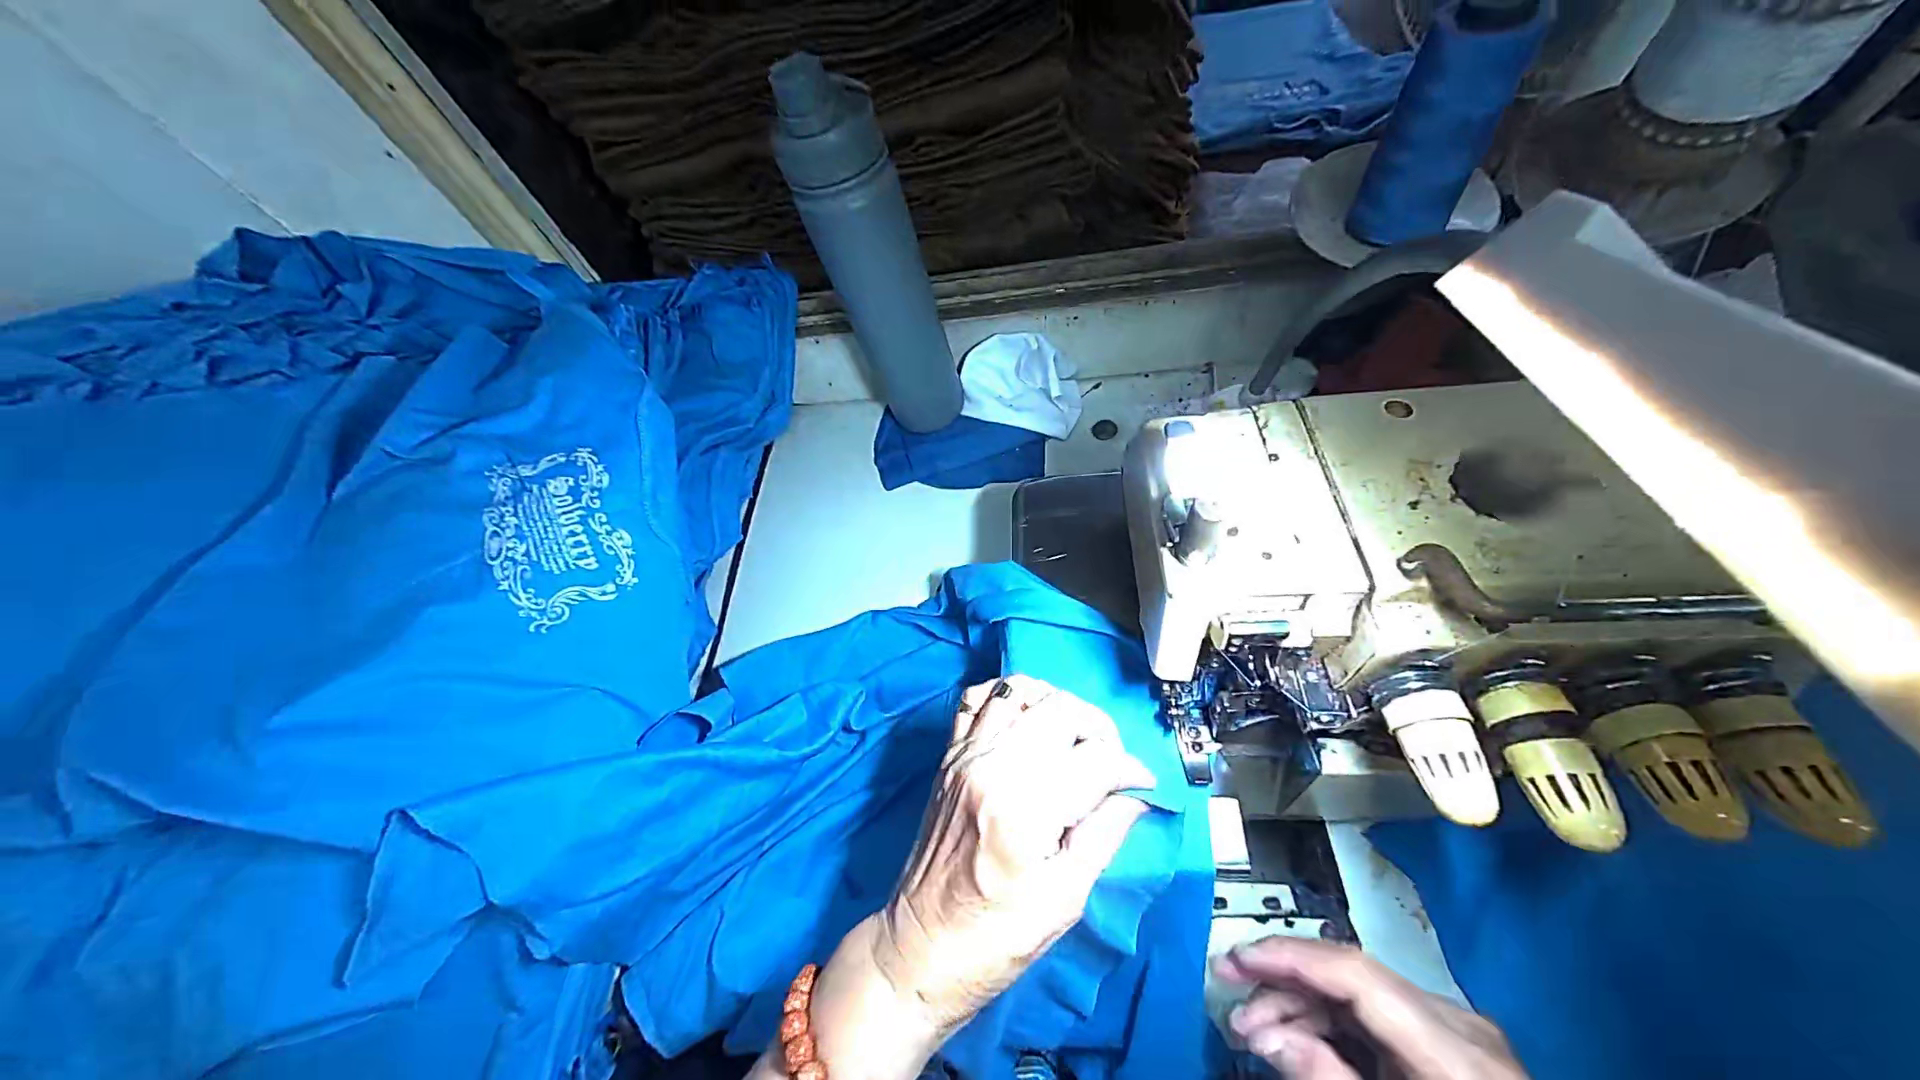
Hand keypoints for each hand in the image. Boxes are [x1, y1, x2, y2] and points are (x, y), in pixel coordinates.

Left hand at [875, 675, 1155, 1030]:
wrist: (920, 947)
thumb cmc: (991, 939)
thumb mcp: (1062, 900)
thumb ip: (1103, 836)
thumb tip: (1134, 796)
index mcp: (1023, 809)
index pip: (1095, 758)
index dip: (1129, 769)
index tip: (1140, 784)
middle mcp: (991, 768)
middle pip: (1061, 710)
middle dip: (1099, 729)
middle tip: (1110, 762)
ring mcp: (965, 757)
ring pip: (1020, 693)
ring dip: (1058, 706)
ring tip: (1074, 738)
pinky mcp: (948, 758)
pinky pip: (975, 699)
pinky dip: (1007, 696)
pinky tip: (1026, 717)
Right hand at [1215, 937, 1529, 1079]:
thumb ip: (1328, 1079)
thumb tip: (1265, 1034)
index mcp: (1454, 1050)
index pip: (1357, 974)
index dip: (1289, 957)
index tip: (1235, 959)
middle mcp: (1457, 1023)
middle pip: (1350, 977)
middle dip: (1282, 983)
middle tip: (1228, 997)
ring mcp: (1457, 1030)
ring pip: (1357, 993)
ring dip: (1300, 1005)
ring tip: (1253, 1030)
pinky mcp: (1450, 1043)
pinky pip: (1376, 1017)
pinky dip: (1331, 1022)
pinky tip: (1296, 1036)